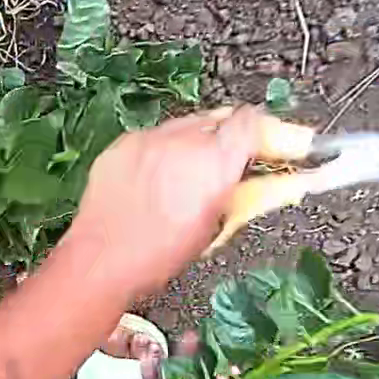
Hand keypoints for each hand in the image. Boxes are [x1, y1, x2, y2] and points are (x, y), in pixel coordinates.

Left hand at [54, 106, 264, 300]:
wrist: (102, 259)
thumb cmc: (160, 255)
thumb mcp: (214, 228)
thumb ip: (246, 195)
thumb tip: (275, 181)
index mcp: (215, 163)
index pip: (252, 122)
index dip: (264, 132)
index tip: (271, 145)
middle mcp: (184, 140)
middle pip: (220, 120)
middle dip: (229, 139)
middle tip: (227, 164)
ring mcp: (150, 138)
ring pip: (185, 126)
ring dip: (195, 143)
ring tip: (186, 176)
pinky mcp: (123, 143)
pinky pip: (153, 137)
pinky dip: (161, 151)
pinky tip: (155, 178)